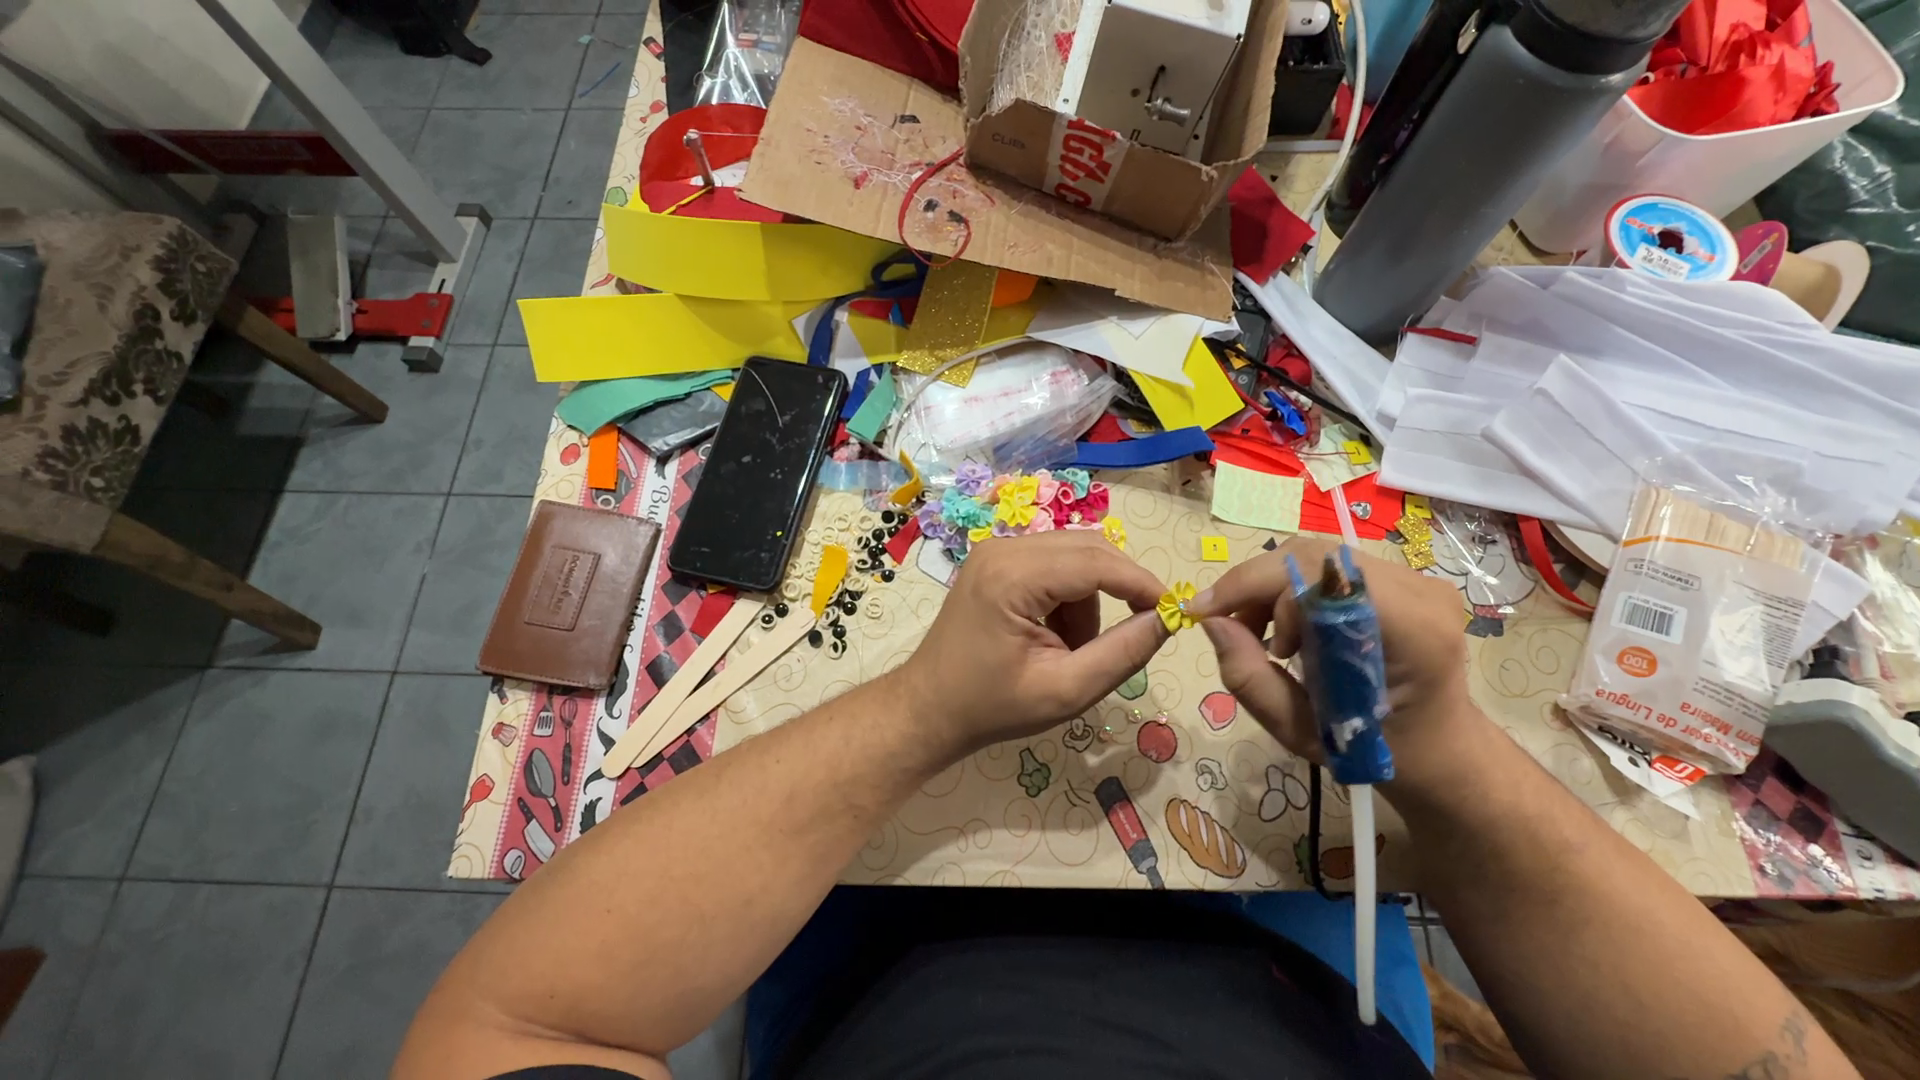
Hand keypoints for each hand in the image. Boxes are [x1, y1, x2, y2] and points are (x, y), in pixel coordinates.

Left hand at [899, 530, 1169, 757]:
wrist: (931, 708)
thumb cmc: (993, 706)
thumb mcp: (1066, 690)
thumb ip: (1123, 652)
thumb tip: (1168, 618)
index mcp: (1012, 576)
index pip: (1097, 562)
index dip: (1141, 584)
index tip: (1173, 612)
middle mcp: (1003, 548)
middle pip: (1089, 549)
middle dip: (1117, 590)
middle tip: (1127, 637)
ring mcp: (996, 550)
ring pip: (1075, 555)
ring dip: (1091, 598)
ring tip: (1072, 650)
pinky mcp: (996, 560)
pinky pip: (1054, 563)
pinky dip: (1069, 596)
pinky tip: (1053, 636)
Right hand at [1189, 536, 1486, 802]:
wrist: (1439, 750)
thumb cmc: (1373, 752)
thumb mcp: (1301, 731)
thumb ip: (1252, 679)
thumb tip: (1211, 622)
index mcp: (1411, 633)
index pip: (1317, 578)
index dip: (1255, 586)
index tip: (1208, 616)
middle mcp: (1420, 593)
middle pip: (1314, 556)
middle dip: (1255, 585)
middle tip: (1225, 625)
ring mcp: (1415, 581)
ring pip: (1316, 556)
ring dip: (1270, 587)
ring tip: (1255, 633)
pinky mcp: (1402, 579)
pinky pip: (1328, 566)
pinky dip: (1290, 588)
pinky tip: (1283, 627)